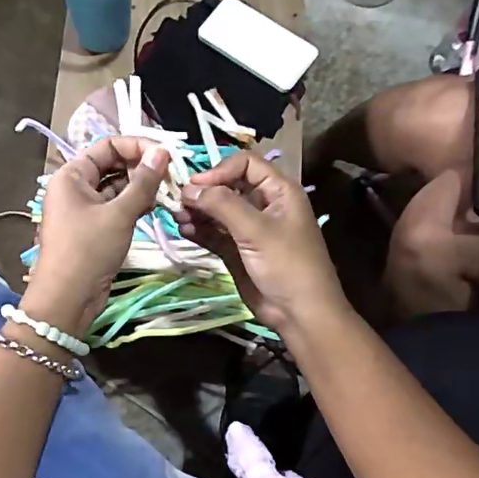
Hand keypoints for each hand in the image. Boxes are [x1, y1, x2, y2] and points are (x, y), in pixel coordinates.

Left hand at [27, 138, 169, 333]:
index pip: (108, 145)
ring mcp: (85, 208)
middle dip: (142, 166)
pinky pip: (117, 206)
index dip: (138, 145)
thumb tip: (162, 153)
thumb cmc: (88, 251)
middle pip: (113, 164)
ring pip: (117, 187)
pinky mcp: (95, 228)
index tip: (167, 154)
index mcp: (72, 175)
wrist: (68, 298)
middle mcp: (76, 186)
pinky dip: (135, 204)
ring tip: (169, 190)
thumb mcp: (119, 215)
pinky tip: (156, 205)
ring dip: (142, 187)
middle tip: (172, 174)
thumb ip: (143, 183)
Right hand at [172, 152, 347, 334]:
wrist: (300, 313)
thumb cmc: (287, 264)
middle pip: (229, 185)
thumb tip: (188, 188)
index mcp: (279, 191)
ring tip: (178, 217)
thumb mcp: (256, 230)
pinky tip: (184, 230)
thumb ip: (222, 204)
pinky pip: (215, 233)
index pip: (246, 164)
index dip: (220, 170)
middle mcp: (264, 205)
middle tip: (179, 202)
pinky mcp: (238, 251)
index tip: (195, 185)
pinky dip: (200, 230)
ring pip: (219, 210)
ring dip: (198, 211)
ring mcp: (250, 229)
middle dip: (204, 191)